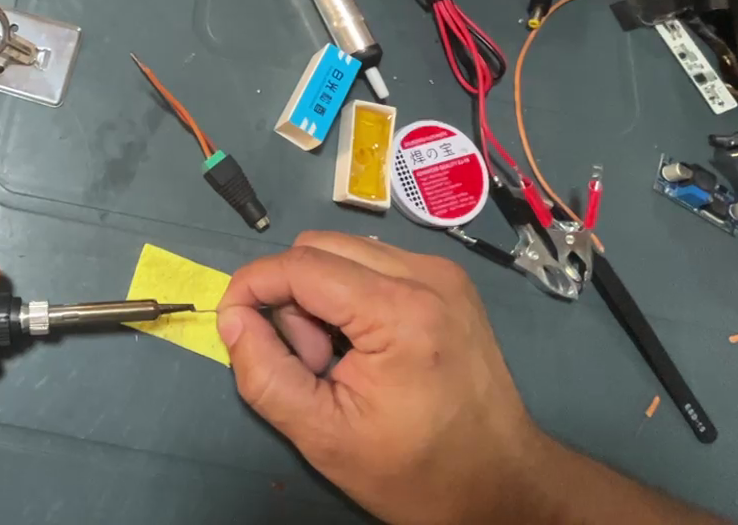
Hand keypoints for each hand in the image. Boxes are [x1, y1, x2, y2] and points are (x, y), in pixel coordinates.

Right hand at [216, 232, 543, 523]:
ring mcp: (440, 270)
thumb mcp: (324, 437)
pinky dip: (346, 290)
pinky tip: (362, 340)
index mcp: (399, 311)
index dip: (252, 285)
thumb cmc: (416, 471)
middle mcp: (423, 273)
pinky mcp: (446, 277)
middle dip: (289, 295)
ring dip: (317, 292)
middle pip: (316, 247)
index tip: (232, 321)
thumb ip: (264, 373)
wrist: (506, 489)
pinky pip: (368, 260)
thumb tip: (231, 316)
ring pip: (339, 249)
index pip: (299, 265)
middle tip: (308, 359)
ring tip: (337, 354)